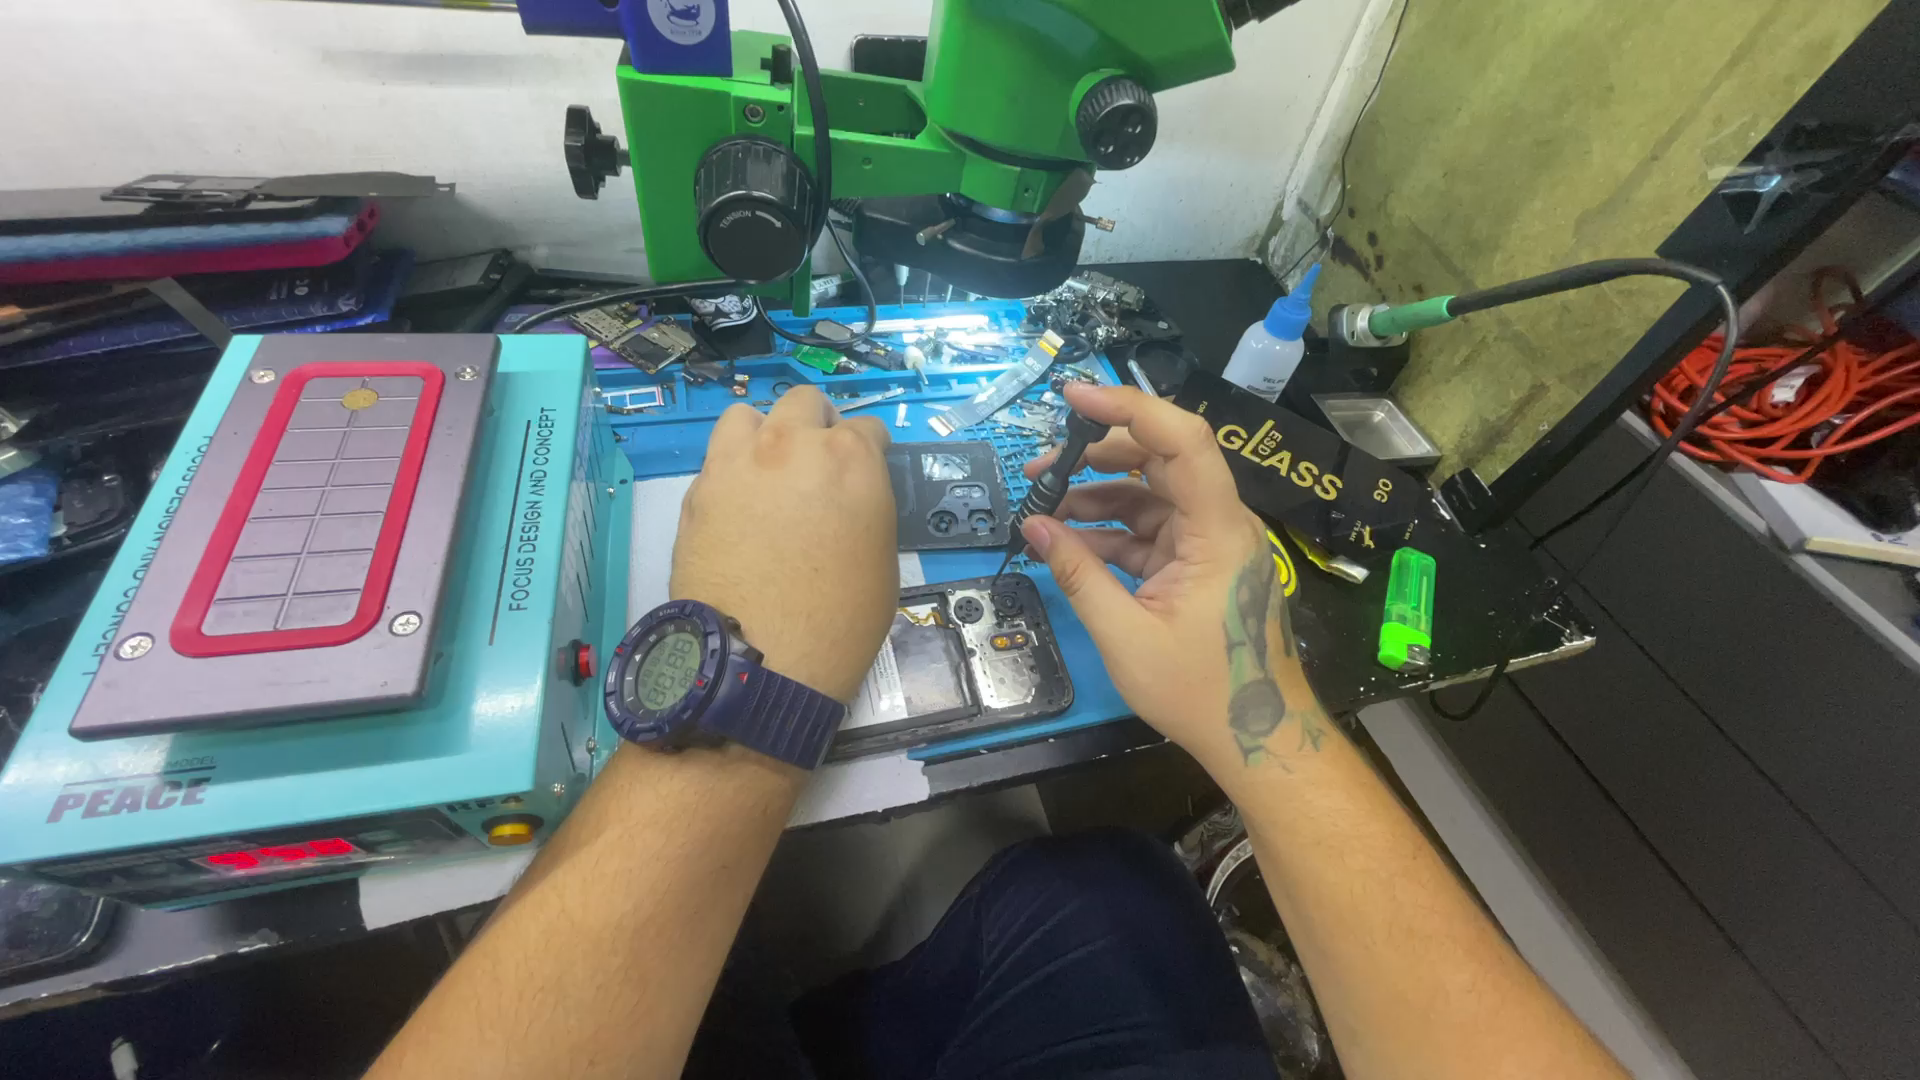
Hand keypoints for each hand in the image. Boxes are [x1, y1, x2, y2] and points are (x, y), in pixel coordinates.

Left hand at [671, 386, 897, 703]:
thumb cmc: (841, 620)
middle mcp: (794, 445)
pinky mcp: (699, 488)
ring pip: (750, 415)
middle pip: (805, 403)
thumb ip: (866, 507)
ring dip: (765, 435)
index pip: (868, 428)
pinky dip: (732, 469)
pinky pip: (718, 458)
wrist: (762, 659)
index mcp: (852, 459)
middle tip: (817, 464)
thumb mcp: (881, 559)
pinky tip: (738, 505)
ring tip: (768, 472)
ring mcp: (739, 462)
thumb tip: (848, 499)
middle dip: (818, 425)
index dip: (869, 450)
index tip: (865, 470)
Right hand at [1021, 383, 1324, 773]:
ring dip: (1097, 497)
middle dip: (1097, 455)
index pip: (1182, 441)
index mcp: (1217, 530)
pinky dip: (1110, 534)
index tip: (1072, 399)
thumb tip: (1033, 525)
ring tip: (1044, 506)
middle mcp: (1220, 523)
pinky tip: (1070, 544)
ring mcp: (1209, 544)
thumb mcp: (1125, 634)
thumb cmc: (1201, 692)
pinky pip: (1150, 532)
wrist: (1257, 739)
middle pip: (1161, 460)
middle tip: (1041, 466)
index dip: (1128, 407)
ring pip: (1151, 495)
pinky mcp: (1197, 565)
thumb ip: (1077, 574)